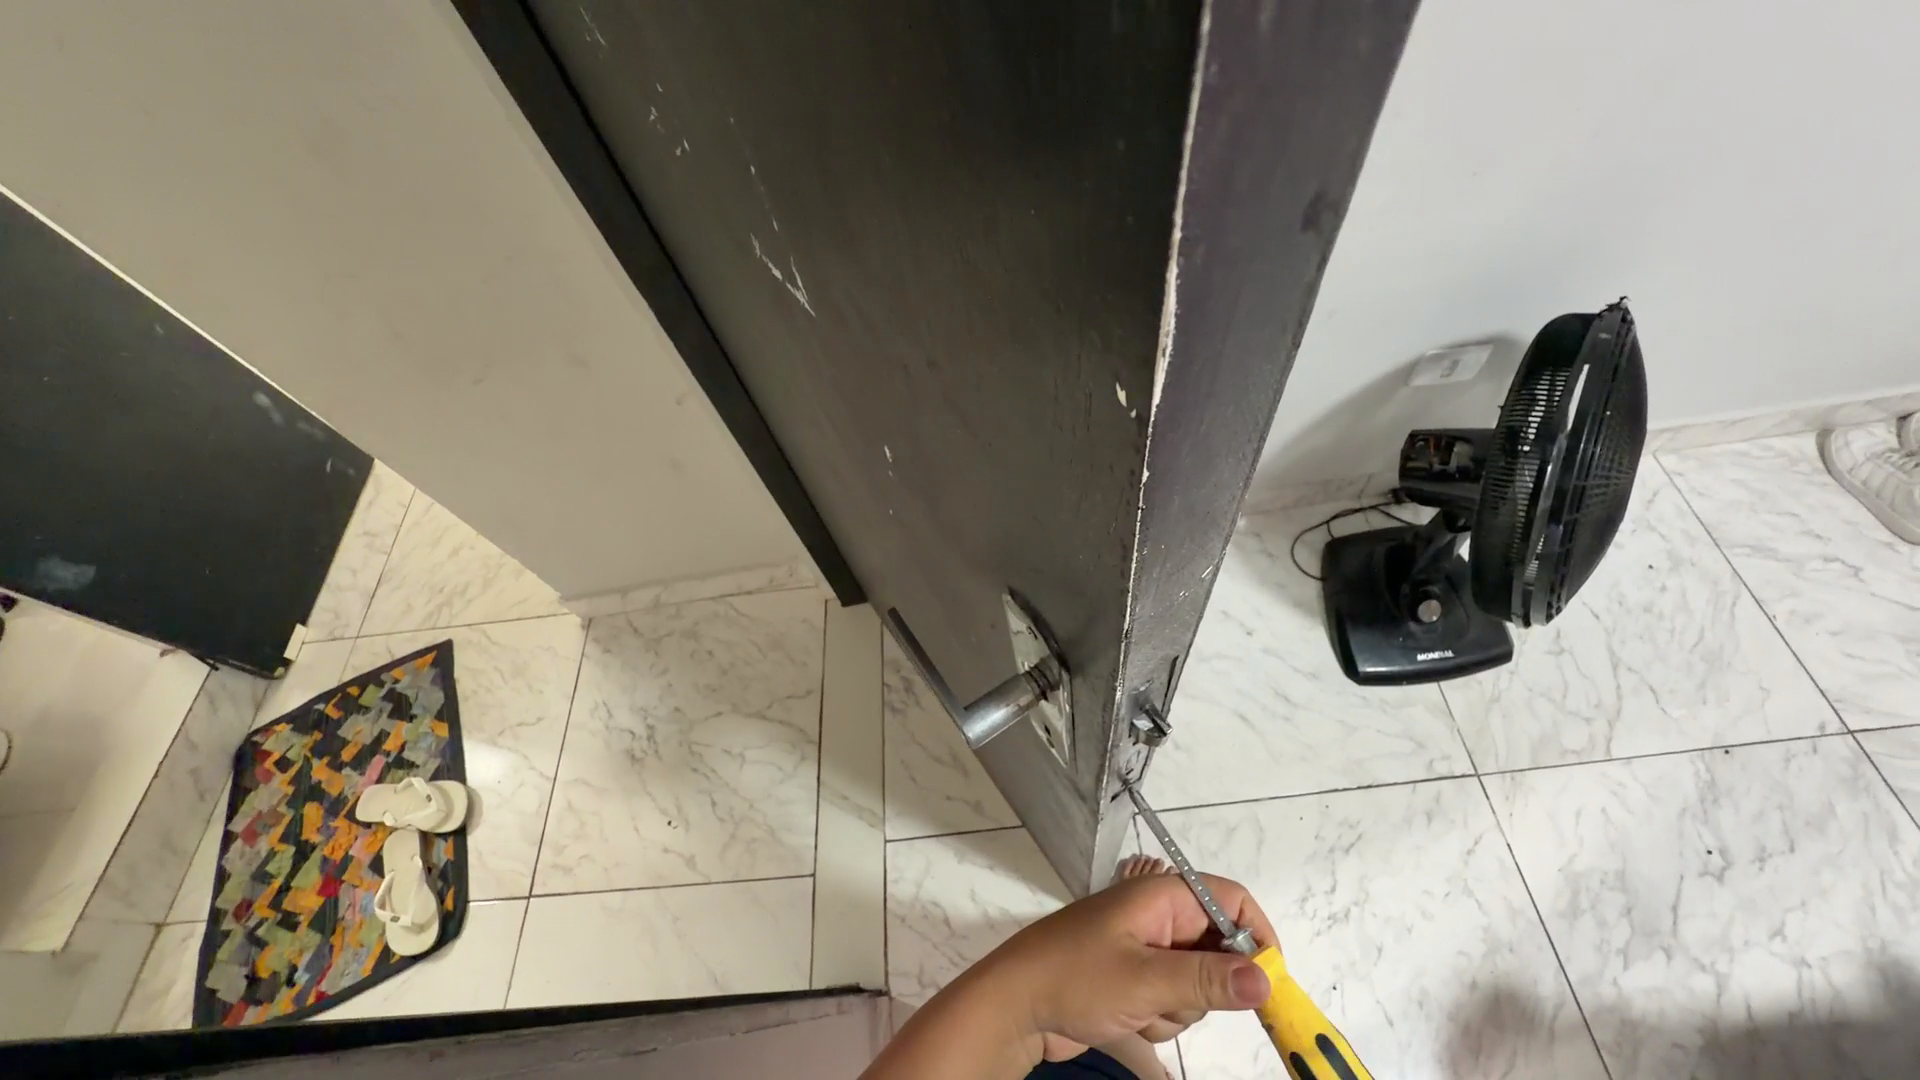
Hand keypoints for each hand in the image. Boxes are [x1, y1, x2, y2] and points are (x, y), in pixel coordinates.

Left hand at [973, 869, 1277, 1062]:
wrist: (1016, 1004)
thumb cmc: (1077, 977)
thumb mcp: (1146, 980)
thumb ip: (1208, 979)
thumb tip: (1266, 979)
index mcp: (1161, 897)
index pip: (1230, 900)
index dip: (1256, 935)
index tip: (1268, 982)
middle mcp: (1157, 917)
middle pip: (1218, 949)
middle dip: (1205, 986)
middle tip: (1173, 996)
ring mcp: (1145, 951)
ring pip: (1197, 985)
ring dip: (1176, 1008)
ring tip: (1138, 1007)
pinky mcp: (1134, 981)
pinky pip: (1171, 1002)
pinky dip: (1158, 1018)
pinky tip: (1127, 1020)